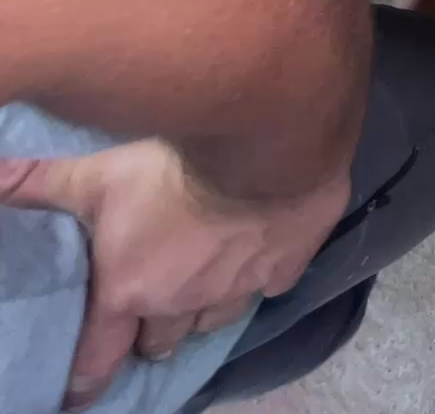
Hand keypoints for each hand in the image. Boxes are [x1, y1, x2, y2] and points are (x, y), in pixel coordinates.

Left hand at [0, 139, 348, 409]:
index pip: (97, 357)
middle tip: (157, 315)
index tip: (83, 395)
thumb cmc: (176, 169)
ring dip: (209, 310)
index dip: (87, 380)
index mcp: (129, 292)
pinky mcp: (290, 264)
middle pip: (165, 340)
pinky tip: (265, 263)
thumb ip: (40, 184)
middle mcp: (184, 300)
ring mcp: (242, 284)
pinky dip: (265, 280)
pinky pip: (273, 287)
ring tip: (211, 291)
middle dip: (156, 333)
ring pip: (219, 319)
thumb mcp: (99, 174)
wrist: (271, 149)